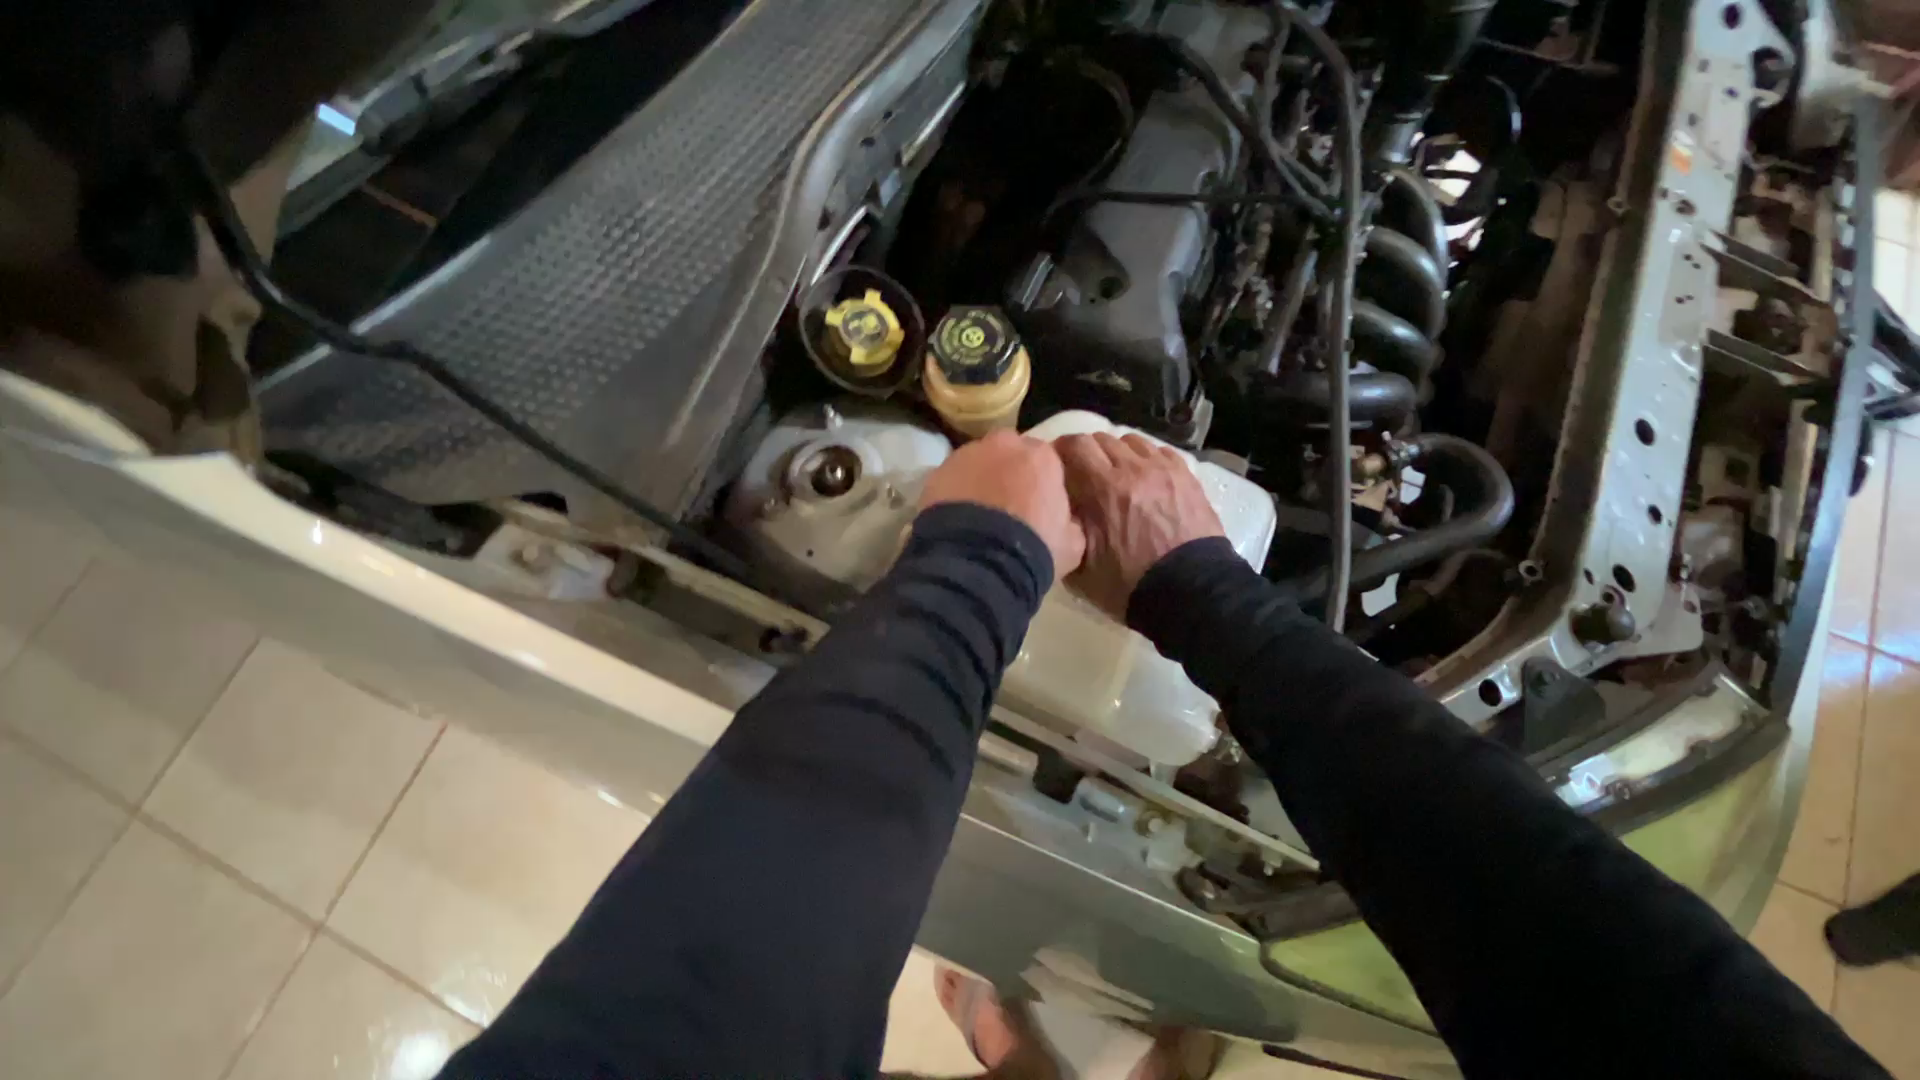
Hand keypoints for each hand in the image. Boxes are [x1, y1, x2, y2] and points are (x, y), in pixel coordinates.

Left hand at [919, 430, 1085, 581]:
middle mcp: (1005, 445)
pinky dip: (956, 491)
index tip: (1037, 503)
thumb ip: (1071, 521)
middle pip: (1010, 452)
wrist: (977, 564)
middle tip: (1006, 504)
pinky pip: (953, 478)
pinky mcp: (937, 472)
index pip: (1046, 460)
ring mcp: (967, 455)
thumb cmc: (1033, 550)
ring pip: (978, 461)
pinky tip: (956, 516)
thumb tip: (1067, 520)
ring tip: (978, 512)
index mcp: (1042, 457)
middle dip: (1009, 471)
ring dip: (980, 478)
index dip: (1041, 482)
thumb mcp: (1072, 543)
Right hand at [1056, 432, 1225, 619]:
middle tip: (1084, 475)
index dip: (1060, 451)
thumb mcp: (1080, 568)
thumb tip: (1057, 511)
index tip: (1056, 466)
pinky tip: (1144, 480)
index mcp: (1103, 489)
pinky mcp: (1186, 476)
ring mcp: (1163, 470)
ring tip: (1116, 476)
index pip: (1074, 446)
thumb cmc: (1130, 585)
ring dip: (1117, 454)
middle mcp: (1133, 469)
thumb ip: (1065, 531)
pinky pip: (1158, 452)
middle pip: (1101, 439)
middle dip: (1087, 453)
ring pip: (1131, 441)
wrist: (1190, 594)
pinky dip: (1145, 460)